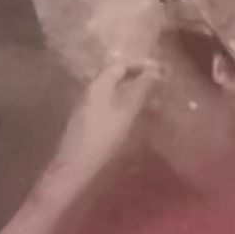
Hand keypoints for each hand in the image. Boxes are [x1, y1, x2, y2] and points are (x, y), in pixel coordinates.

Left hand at [47, 62, 159, 184]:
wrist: (75, 168)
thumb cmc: (103, 137)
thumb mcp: (127, 112)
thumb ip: (141, 89)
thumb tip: (155, 70)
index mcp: (99, 84)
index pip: (120, 65)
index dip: (140, 65)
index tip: (159, 70)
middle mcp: (90, 90)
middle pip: (115, 77)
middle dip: (137, 79)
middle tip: (157, 86)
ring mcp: (86, 106)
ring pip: (113, 92)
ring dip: (132, 94)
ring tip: (152, 104)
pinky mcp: (86, 121)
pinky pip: (109, 105)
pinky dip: (124, 106)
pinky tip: (134, 118)